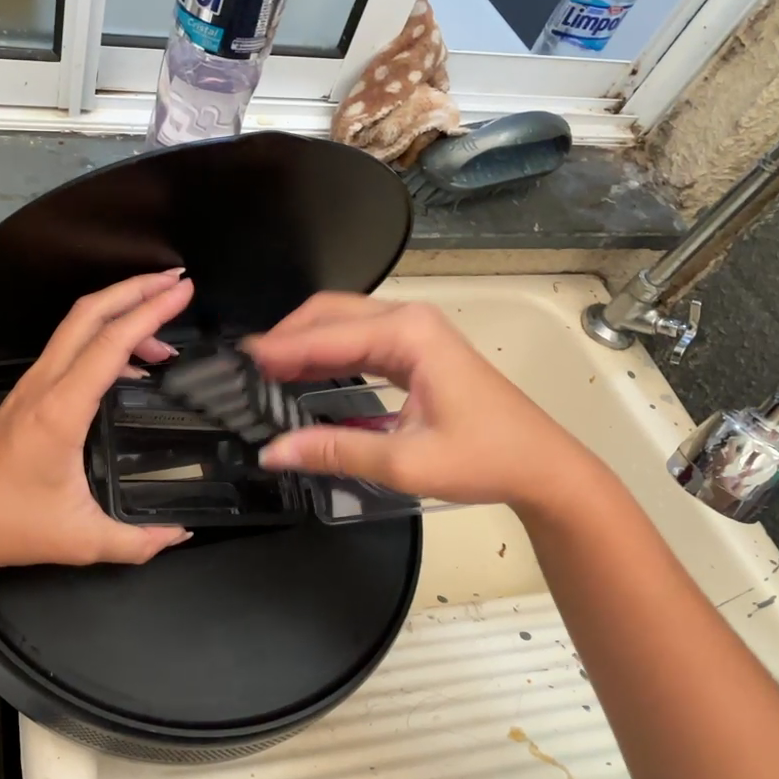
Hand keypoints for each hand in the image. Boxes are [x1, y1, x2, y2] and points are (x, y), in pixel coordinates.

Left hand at [0, 271, 194, 576]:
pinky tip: (130, 363)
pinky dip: (104, 337)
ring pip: (77, 325)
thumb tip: (180, 534)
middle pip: (89, 313)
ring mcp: (31, 385)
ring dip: (120, 311)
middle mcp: (43, 386)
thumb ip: (138, 542)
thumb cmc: (8, 527)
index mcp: (60, 411)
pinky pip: (69, 347)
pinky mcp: (27, 393)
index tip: (182, 291)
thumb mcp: (81, 539)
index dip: (150, 311)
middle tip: (176, 282)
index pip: (111, 343)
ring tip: (164, 332)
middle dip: (136, 288)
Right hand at [244, 294, 605, 514]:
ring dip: (302, 342)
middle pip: (329, 313)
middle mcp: (408, 320)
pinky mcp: (416, 347)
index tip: (237, 364)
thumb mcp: (404, 461)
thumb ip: (334, 451)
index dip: (278, 349)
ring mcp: (414, 330)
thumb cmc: (483, 458)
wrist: (541, 465)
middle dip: (285, 337)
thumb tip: (272, 451)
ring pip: (341, 322)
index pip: (326, 335)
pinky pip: (357, 338)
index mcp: (408, 335)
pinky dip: (325, 352)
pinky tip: (301, 373)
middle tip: (244, 368)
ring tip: (262, 372)